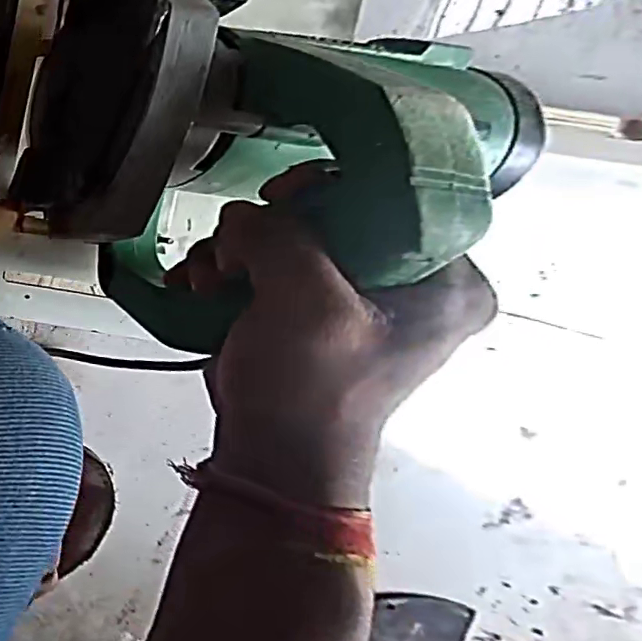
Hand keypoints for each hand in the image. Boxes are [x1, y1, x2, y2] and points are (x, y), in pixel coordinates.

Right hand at [164, 164, 497, 506]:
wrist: (273, 449)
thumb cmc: (310, 390)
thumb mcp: (307, 306)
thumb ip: (279, 241)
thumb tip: (243, 213)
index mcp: (441, 281)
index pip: (390, 198)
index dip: (328, 190)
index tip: (277, 200)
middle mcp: (398, 283)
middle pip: (320, 216)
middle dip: (261, 232)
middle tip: (234, 259)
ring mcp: (342, 296)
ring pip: (277, 238)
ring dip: (230, 253)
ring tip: (209, 283)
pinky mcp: (296, 307)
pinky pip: (255, 262)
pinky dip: (221, 269)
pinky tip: (200, 287)